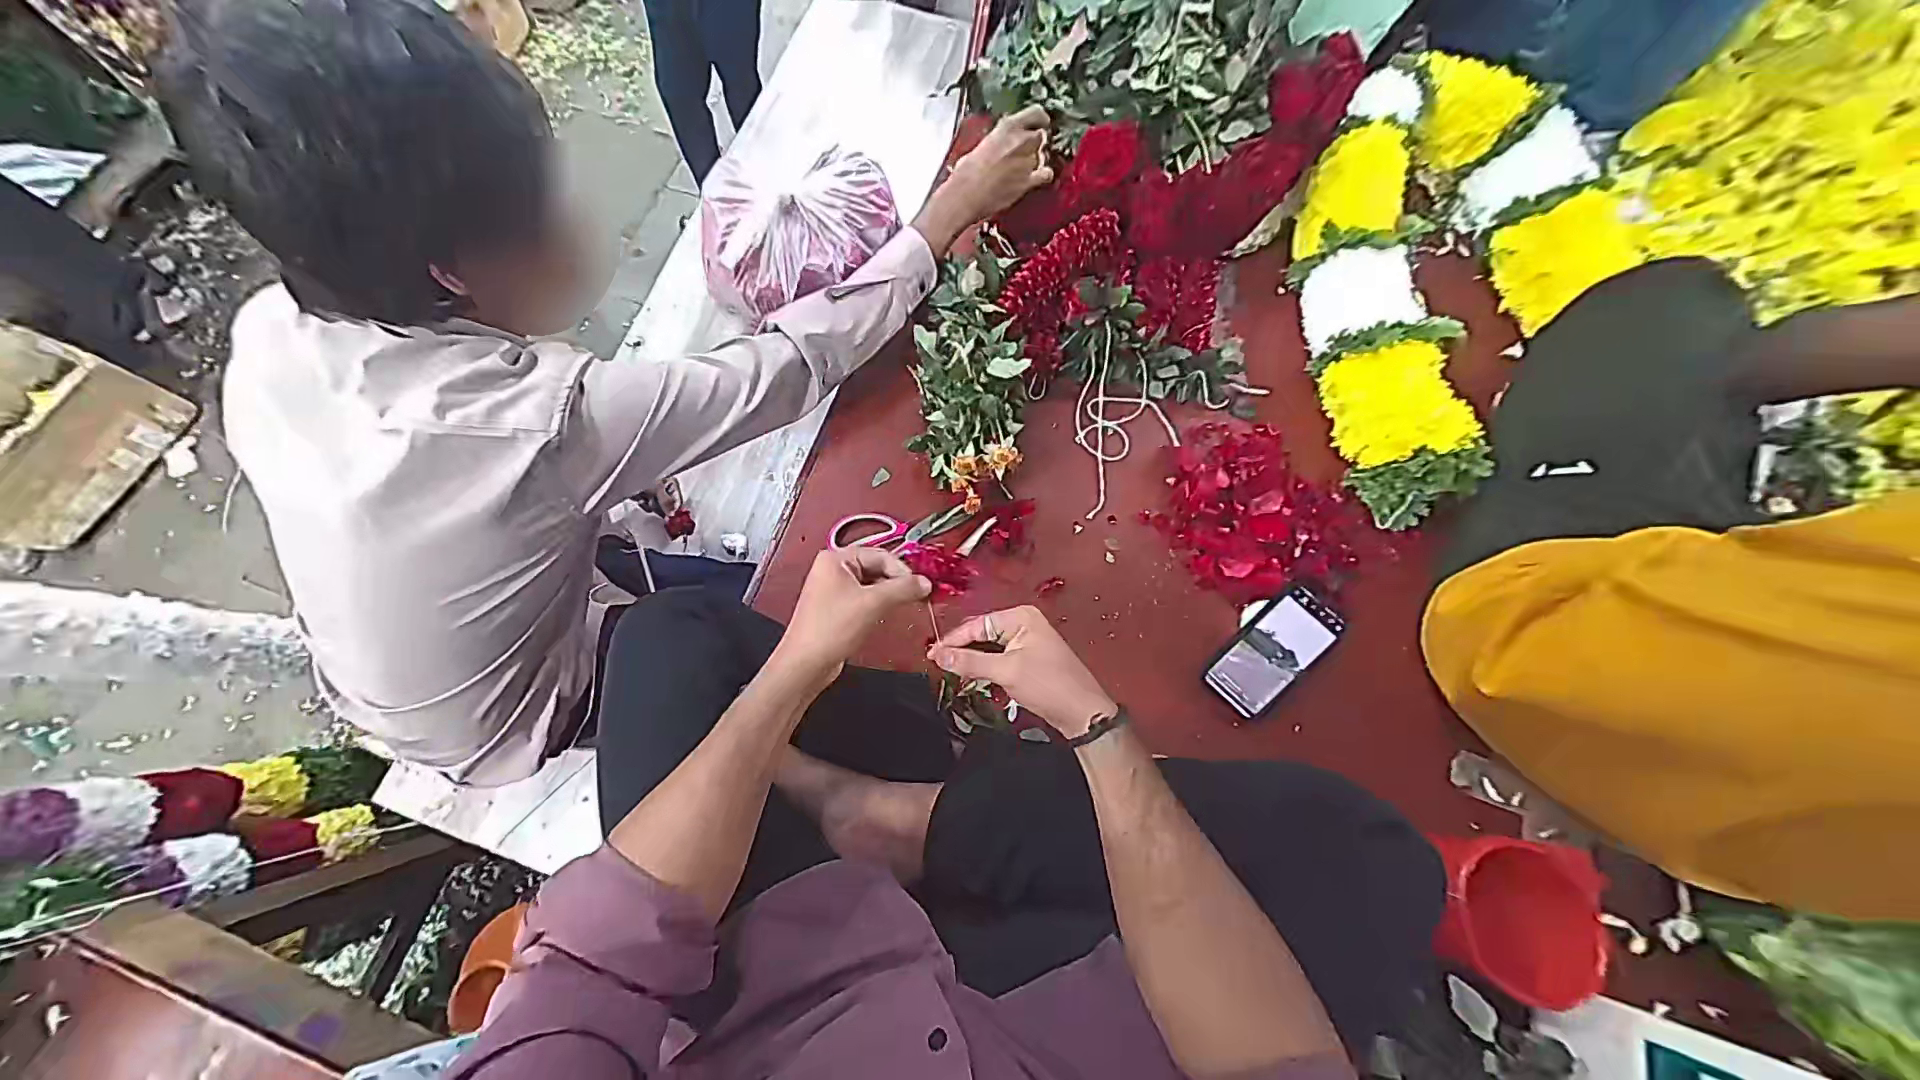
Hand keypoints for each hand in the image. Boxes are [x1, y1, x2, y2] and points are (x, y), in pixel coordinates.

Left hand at [774, 547, 930, 686]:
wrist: (807, 664)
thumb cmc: (827, 630)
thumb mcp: (873, 603)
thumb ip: (903, 589)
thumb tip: (923, 582)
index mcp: (835, 559)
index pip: (880, 555)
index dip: (902, 570)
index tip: (920, 584)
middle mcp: (833, 570)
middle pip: (877, 568)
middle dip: (896, 583)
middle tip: (915, 595)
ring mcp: (834, 589)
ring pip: (873, 585)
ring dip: (889, 595)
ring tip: (901, 605)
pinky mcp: (838, 608)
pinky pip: (865, 599)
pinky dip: (878, 605)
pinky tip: (884, 615)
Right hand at [914, 106, 1053, 251]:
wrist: (966, 195)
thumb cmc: (966, 173)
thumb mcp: (981, 144)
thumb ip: (998, 140)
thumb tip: (1001, 144)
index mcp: (1007, 127)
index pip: (1036, 114)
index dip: (1040, 120)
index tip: (1039, 124)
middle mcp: (1020, 141)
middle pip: (1041, 136)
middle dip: (1035, 143)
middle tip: (1025, 151)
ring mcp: (1026, 162)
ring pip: (1042, 156)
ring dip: (1036, 161)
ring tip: (1023, 168)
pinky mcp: (1028, 181)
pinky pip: (1046, 175)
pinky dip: (1044, 175)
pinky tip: (1038, 177)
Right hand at [927, 605, 1117, 738]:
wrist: (1082, 712)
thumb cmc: (1050, 686)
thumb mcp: (1006, 671)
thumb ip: (969, 661)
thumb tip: (940, 655)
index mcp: (1021, 616)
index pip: (977, 624)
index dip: (953, 640)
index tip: (933, 654)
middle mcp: (1025, 622)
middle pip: (982, 632)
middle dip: (961, 648)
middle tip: (938, 663)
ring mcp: (1028, 640)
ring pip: (989, 646)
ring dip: (972, 658)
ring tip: (951, 670)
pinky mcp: (1029, 657)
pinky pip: (999, 656)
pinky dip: (985, 665)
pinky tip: (972, 675)